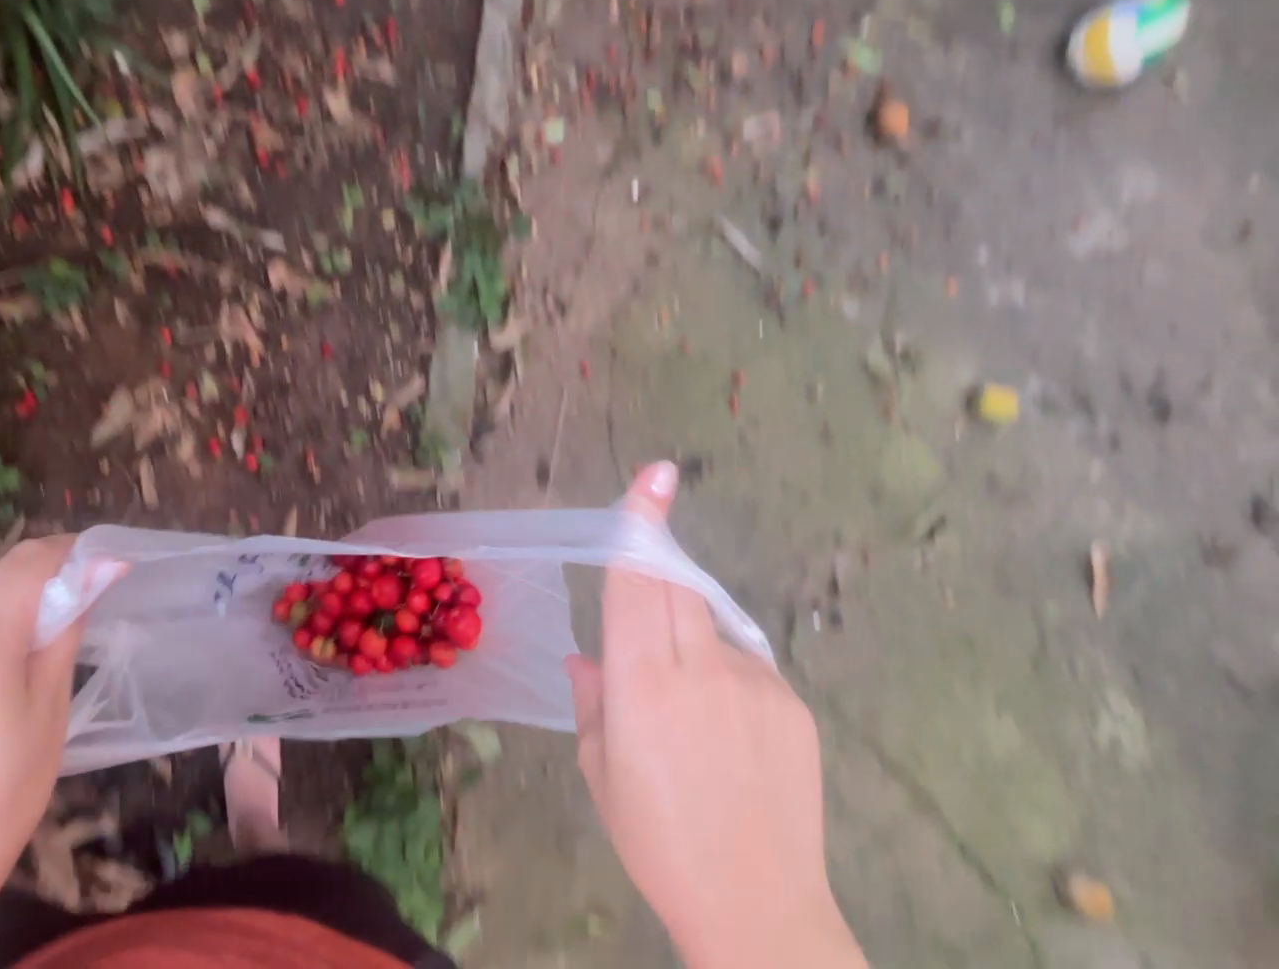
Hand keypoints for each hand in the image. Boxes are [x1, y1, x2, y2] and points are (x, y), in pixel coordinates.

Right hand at [568, 463, 863, 968]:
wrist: (759, 905)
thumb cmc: (656, 839)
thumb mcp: (600, 771)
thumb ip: (591, 702)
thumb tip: (587, 658)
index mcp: (642, 682)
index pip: (638, 584)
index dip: (641, 527)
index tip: (655, 474)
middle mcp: (701, 667)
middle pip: (676, 585)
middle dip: (660, 552)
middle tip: (650, 541)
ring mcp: (756, 682)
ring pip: (710, 625)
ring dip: (685, 634)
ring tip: (681, 706)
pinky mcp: (793, 703)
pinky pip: (745, 663)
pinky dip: (721, 675)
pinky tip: (721, 733)